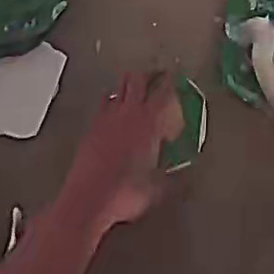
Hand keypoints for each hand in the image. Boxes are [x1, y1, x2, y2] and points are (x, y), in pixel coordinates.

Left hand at [58, 72, 175, 235]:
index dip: (170, 81)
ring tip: (135, 89)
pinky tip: (114, 110)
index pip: (163, 91)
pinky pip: (104, 102)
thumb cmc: (125, 192)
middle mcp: (129, 112)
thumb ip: (172, 179)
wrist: (88, 199)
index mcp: (149, 122)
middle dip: (148, 74)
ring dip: (129, 84)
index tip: (174, 76)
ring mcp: (108, 117)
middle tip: (156, 75)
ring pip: (119, 86)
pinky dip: (112, 100)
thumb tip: (185, 180)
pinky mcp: (92, 126)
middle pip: (138, 78)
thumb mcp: (156, 189)